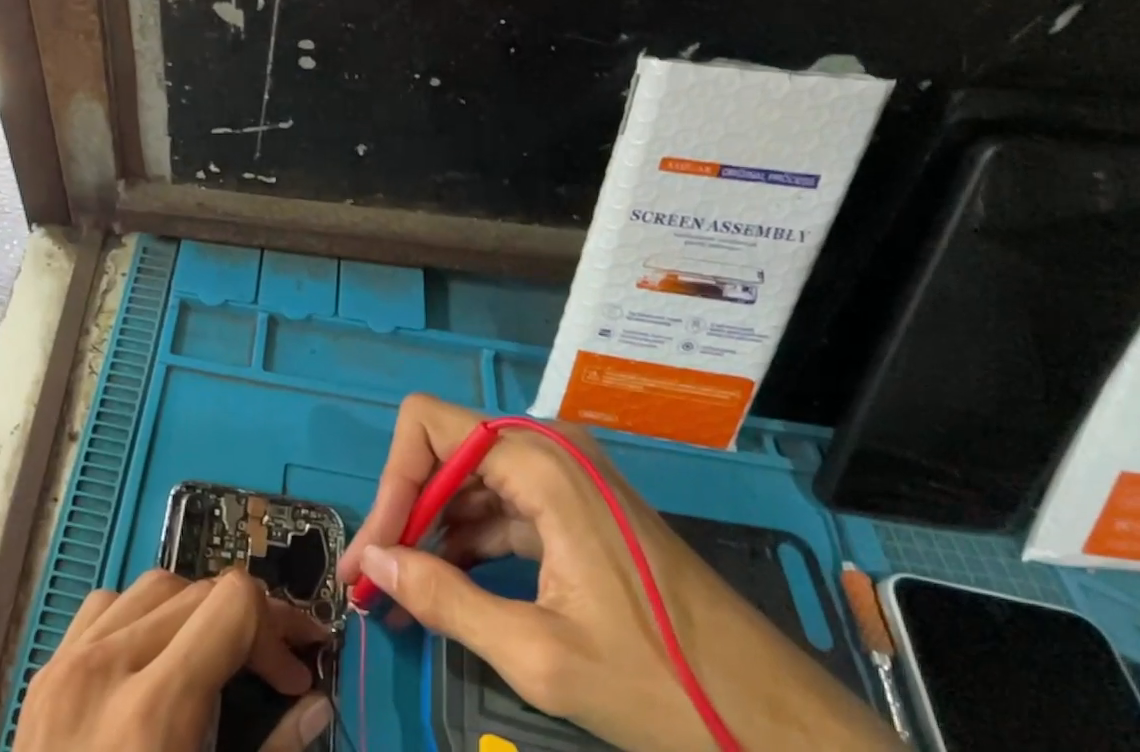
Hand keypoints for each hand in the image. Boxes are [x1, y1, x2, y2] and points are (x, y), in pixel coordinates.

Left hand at [14, 569, 334, 751]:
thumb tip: (313, 704)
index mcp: (153, 709)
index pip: (233, 604)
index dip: (278, 630)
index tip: (294, 676)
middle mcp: (106, 667)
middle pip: (199, 592)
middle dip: (248, 623)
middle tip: (273, 668)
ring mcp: (67, 665)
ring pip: (151, 588)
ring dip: (195, 610)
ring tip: (217, 654)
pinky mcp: (44, 675)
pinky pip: (104, 608)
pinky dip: (140, 615)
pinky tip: (154, 653)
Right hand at [339, 394, 903, 751]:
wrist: (775, 717)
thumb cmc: (660, 681)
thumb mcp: (537, 652)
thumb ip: (444, 598)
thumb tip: (372, 564)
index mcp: (543, 465)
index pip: (429, 428)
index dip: (391, 485)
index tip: (374, 555)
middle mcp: (552, 453)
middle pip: (443, 453)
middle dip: (402, 514)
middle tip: (371, 581)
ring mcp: (568, 481)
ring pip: (468, 483)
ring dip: (428, 534)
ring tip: (396, 597)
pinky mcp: (577, 512)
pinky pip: (500, 510)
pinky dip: (464, 547)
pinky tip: (440, 592)